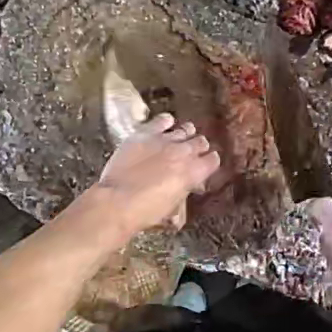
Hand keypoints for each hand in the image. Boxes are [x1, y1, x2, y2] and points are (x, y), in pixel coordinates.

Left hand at [85, 114, 220, 236]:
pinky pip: (162, 120)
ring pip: (185, 129)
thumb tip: (185, 189)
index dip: (210, 161)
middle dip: (199, 147)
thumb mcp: (172, 207)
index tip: (207, 163)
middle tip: (192, 152)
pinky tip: (166, 124)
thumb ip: (183, 192)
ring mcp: (164, 141)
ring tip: (182, 137)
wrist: (118, 201)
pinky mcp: (145, 134)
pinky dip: (166, 121)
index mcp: (194, 172)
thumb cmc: (146, 211)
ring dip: (186, 134)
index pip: (213, 160)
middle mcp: (183, 152)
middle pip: (200, 142)